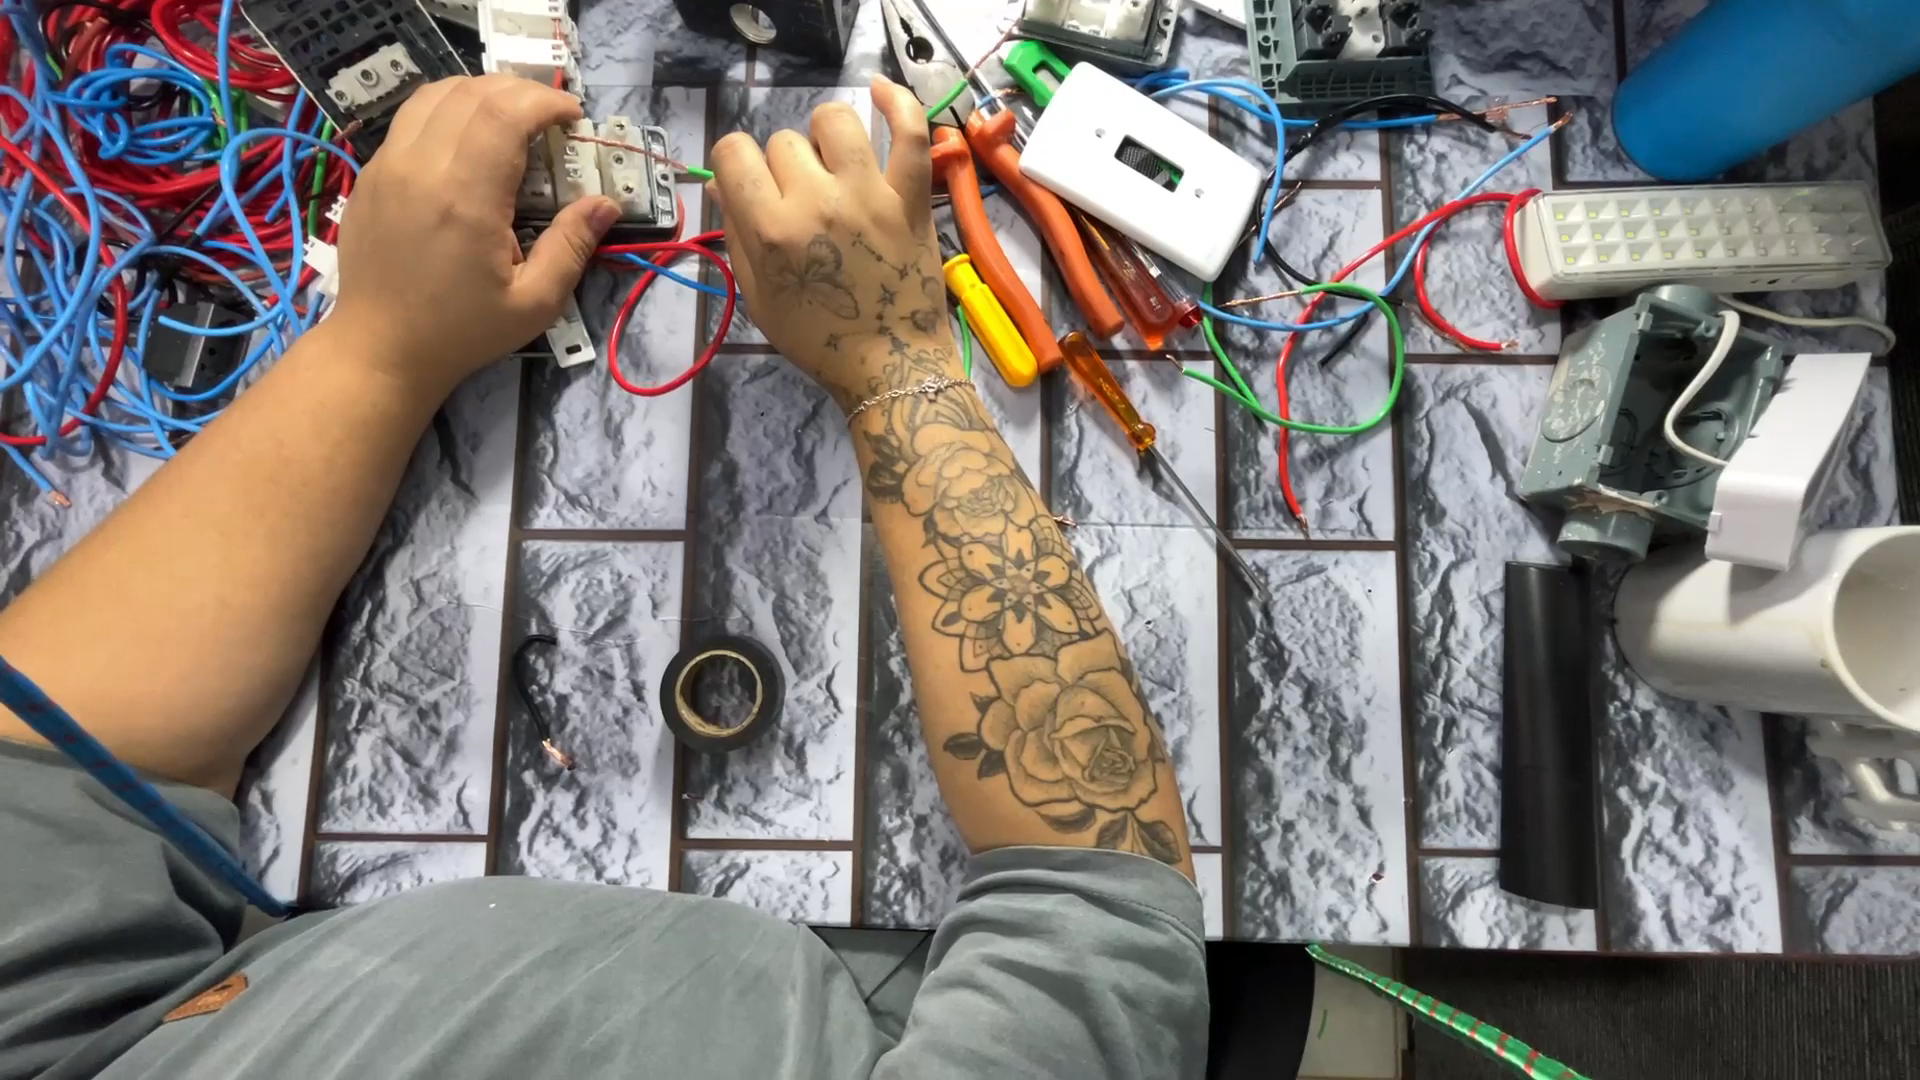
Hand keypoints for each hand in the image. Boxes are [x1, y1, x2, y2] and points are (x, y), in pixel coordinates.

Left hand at [331, 75, 620, 390]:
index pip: (502, 113)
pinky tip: (475, 142)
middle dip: (518, 92)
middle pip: (469, 93)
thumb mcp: (536, 302)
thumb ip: (572, 247)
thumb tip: (606, 205)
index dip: (543, 101)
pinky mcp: (373, 173)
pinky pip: (413, 119)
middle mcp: (420, 167)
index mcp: (465, 198)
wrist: (384, 345)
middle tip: (553, 117)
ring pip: (433, 95)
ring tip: (516, 120)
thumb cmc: (467, 330)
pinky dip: (451, 112)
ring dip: (481, 95)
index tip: (573, 115)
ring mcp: (387, 165)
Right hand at [709, 76, 958, 409]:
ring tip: (836, 169)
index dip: (739, 169)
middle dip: (784, 171)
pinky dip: (898, 103)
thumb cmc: (821, 342)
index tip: (754, 189)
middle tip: (805, 209)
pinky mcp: (911, 199)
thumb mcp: (759, 300)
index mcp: (771, 229)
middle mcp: (816, 201)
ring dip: (826, 138)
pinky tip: (881, 94)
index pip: (734, 154)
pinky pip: (909, 132)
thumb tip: (726, 186)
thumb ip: (737, 237)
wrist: (892, 367)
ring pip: (834, 120)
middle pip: (782, 142)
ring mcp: (868, 194)